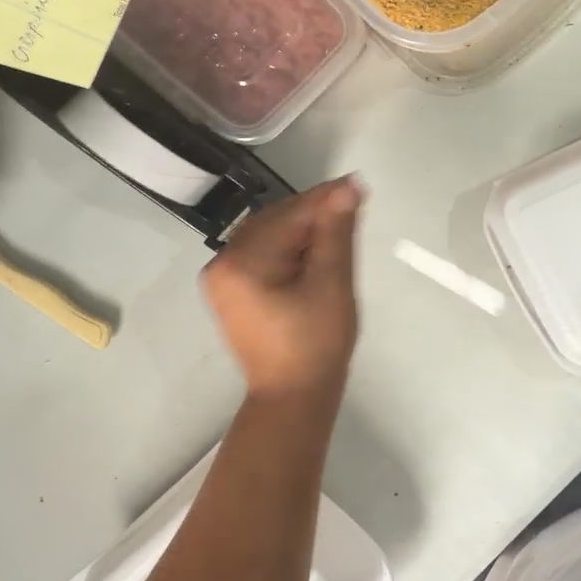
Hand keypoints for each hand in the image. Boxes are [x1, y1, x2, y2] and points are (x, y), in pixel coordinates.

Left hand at [202, 176, 362, 396]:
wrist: (294, 395)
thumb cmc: (317, 343)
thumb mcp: (332, 284)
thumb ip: (337, 233)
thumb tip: (347, 188)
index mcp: (241, 261)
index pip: (289, 215)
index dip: (326, 199)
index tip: (358, 185)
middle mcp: (222, 263)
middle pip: (275, 222)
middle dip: (314, 213)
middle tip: (354, 206)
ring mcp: (223, 280)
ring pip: (270, 238)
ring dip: (305, 230)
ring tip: (341, 230)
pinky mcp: (234, 293)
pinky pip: (264, 257)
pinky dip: (292, 250)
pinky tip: (318, 255)